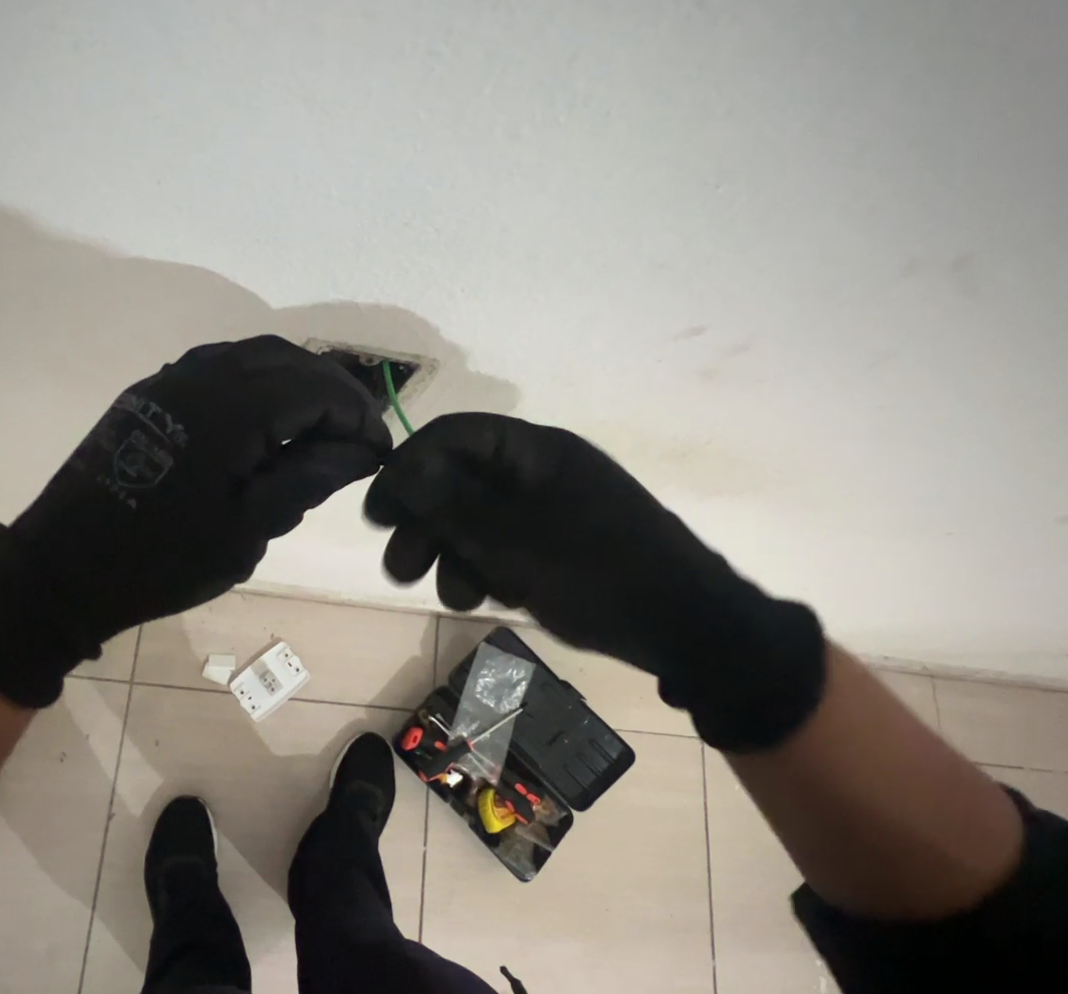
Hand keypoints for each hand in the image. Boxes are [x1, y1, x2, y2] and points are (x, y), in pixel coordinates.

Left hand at [0, 336, 391, 707]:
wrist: (63, 568)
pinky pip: (221, 367)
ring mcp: (173, 378)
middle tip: (359, 437)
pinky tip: (271, 421)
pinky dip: (260, 383)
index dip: (358, 417)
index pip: (317, 390)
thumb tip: (363, 449)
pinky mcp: (154, 391)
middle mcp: (204, 375)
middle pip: (290, 361)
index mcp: (232, 409)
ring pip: (255, 356)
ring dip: (298, 383)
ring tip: (324, 427)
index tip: (380, 453)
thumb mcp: (248, 528)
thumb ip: (310, 476)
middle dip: (334, 394)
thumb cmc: (163, 560)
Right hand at [363, 412, 824, 750]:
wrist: (690, 629)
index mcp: (536, 452)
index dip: (409, 468)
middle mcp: (540, 473)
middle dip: (427, 525)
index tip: (377, 513)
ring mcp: (552, 511)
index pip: (454, 437)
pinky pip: (507, 547)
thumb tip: (398, 469)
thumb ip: (452, 505)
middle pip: (461, 483)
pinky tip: (494, 597)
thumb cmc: (600, 575)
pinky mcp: (560, 547)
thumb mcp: (515, 542)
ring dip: (456, 556)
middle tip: (399, 568)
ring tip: (453, 596)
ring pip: (481, 522)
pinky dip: (490, 570)